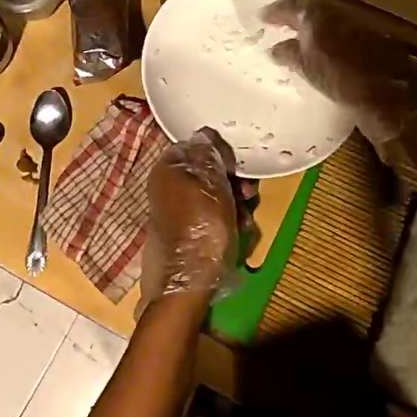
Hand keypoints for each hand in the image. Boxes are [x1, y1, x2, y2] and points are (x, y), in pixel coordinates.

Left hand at [142, 129, 241, 311]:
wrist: (186, 283)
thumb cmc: (201, 226)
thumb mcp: (211, 183)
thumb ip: (209, 154)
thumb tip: (204, 133)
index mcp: (168, 168)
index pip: (197, 145)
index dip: (221, 153)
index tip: (238, 166)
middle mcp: (168, 185)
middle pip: (209, 171)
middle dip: (233, 181)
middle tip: (248, 193)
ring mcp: (176, 211)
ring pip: (215, 195)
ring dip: (236, 204)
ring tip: (245, 219)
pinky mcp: (186, 232)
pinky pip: (211, 217)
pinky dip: (228, 221)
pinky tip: (240, 231)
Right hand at [264, 0, 416, 142]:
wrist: (390, 93)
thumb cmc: (342, 79)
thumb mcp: (309, 68)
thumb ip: (290, 55)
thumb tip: (275, 49)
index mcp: (318, 16)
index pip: (291, 5)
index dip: (275, 11)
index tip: (263, 17)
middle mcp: (338, 14)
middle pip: (311, 9)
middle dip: (294, 16)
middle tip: (279, 23)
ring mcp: (357, 26)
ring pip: (327, 20)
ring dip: (311, 27)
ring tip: (296, 39)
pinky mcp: (371, 42)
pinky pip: (341, 33)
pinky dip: (327, 39)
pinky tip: (322, 54)